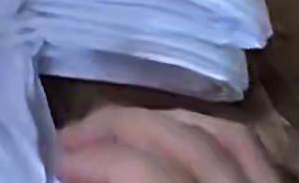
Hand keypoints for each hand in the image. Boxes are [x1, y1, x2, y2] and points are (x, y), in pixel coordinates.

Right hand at [58, 106, 279, 182]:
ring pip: (209, 130)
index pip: (144, 172)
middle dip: (111, 130)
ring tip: (108, 131)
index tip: (54, 163)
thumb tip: (72, 178)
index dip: (92, 161)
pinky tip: (170, 127)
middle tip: (67, 142)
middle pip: (174, 138)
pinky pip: (244, 143)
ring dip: (149, 121)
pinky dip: (199, 126)